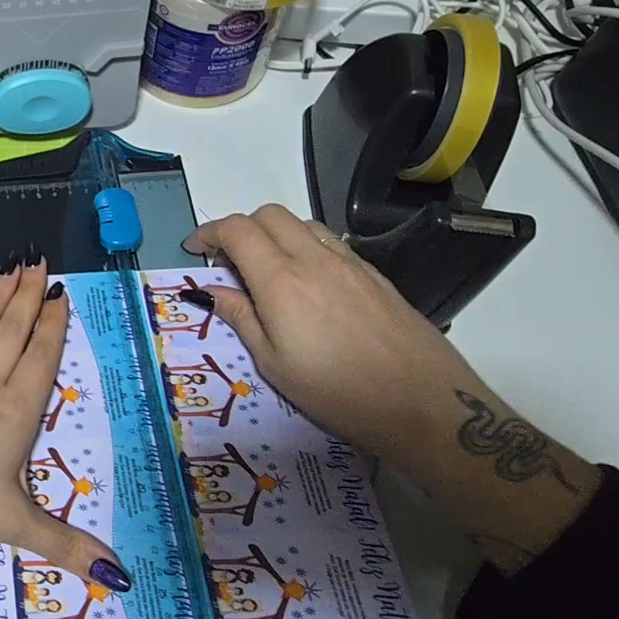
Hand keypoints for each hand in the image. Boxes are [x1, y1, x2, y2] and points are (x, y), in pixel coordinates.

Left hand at [0, 252, 132, 591]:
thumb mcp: (16, 525)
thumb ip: (67, 546)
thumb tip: (120, 579)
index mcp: (14, 413)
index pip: (40, 360)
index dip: (52, 326)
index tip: (60, 293)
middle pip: (11, 334)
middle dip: (27, 298)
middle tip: (39, 260)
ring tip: (9, 267)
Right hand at [183, 205, 486, 454]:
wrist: (424, 404)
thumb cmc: (336, 392)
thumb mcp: (273, 364)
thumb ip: (240, 317)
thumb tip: (211, 290)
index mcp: (281, 281)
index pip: (236, 230)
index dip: (208, 232)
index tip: (195, 251)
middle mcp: (314, 260)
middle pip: (269, 215)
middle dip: (239, 228)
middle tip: (228, 262)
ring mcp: (349, 264)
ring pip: (302, 223)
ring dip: (273, 234)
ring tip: (265, 270)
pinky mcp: (374, 275)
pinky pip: (330, 241)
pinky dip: (304, 246)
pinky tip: (305, 283)